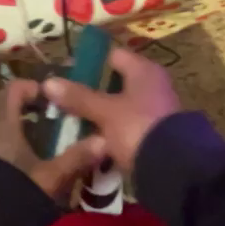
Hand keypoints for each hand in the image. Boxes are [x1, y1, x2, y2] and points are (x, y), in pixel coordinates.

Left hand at [0, 78, 106, 201]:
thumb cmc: (18, 193)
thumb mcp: (51, 177)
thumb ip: (77, 157)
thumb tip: (105, 139)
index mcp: (5, 124)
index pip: (14, 88)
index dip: (34, 87)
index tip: (54, 96)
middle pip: (5, 102)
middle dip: (28, 102)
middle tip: (51, 111)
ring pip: (1, 121)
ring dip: (21, 120)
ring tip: (46, 133)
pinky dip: (14, 137)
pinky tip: (32, 154)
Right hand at [42, 46, 179, 176]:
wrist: (175, 170)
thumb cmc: (138, 127)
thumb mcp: (105, 112)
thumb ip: (79, 97)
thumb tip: (48, 82)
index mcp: (143, 69)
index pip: (113, 55)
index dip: (90, 63)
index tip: (68, 74)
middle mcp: (154, 84)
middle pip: (117, 82)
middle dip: (94, 92)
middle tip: (69, 101)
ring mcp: (158, 110)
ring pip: (123, 106)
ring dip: (104, 114)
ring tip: (78, 123)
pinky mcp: (158, 135)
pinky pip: (130, 126)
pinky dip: (115, 131)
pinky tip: (97, 141)